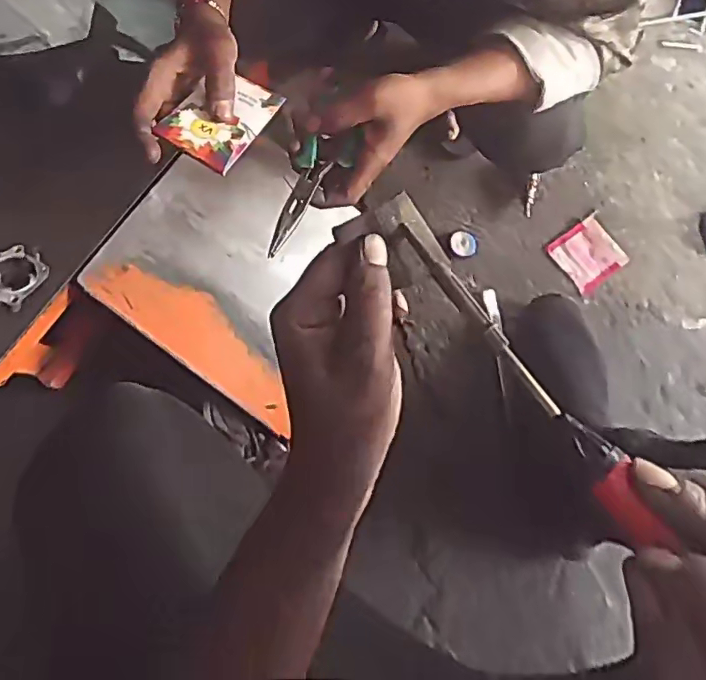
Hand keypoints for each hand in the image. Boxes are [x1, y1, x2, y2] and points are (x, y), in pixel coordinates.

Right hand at [133, 6, 238, 162]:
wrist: (208, 19)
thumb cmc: (209, 35)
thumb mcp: (220, 56)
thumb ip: (221, 84)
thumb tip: (223, 118)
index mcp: (159, 77)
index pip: (142, 111)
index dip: (144, 135)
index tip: (154, 156)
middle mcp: (161, 87)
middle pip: (157, 120)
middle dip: (173, 140)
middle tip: (194, 155)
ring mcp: (173, 90)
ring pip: (174, 118)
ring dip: (188, 133)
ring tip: (208, 148)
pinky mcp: (185, 92)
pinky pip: (189, 112)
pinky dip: (200, 122)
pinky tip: (216, 129)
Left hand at [270, 236, 403, 494]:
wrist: (341, 468)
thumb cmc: (351, 420)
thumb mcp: (368, 354)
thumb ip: (371, 296)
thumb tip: (375, 245)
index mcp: (298, 311)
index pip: (334, 256)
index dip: (367, 245)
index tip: (403, 236)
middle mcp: (301, 311)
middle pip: (342, 267)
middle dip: (376, 272)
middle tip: (406, 286)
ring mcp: (315, 323)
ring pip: (353, 284)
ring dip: (380, 292)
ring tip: (399, 314)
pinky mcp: (331, 335)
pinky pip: (356, 305)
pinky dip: (378, 308)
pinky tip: (393, 324)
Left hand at [305, 74, 445, 205]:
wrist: (425, 87)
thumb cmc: (405, 99)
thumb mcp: (371, 102)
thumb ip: (339, 114)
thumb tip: (309, 125)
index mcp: (370, 160)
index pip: (347, 194)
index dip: (324, 197)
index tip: (303, 183)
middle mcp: (362, 155)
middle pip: (329, 169)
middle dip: (310, 155)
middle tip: (296, 136)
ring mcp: (360, 140)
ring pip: (329, 144)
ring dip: (314, 129)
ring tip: (305, 110)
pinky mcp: (359, 125)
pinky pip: (336, 126)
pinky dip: (326, 112)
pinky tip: (323, 90)